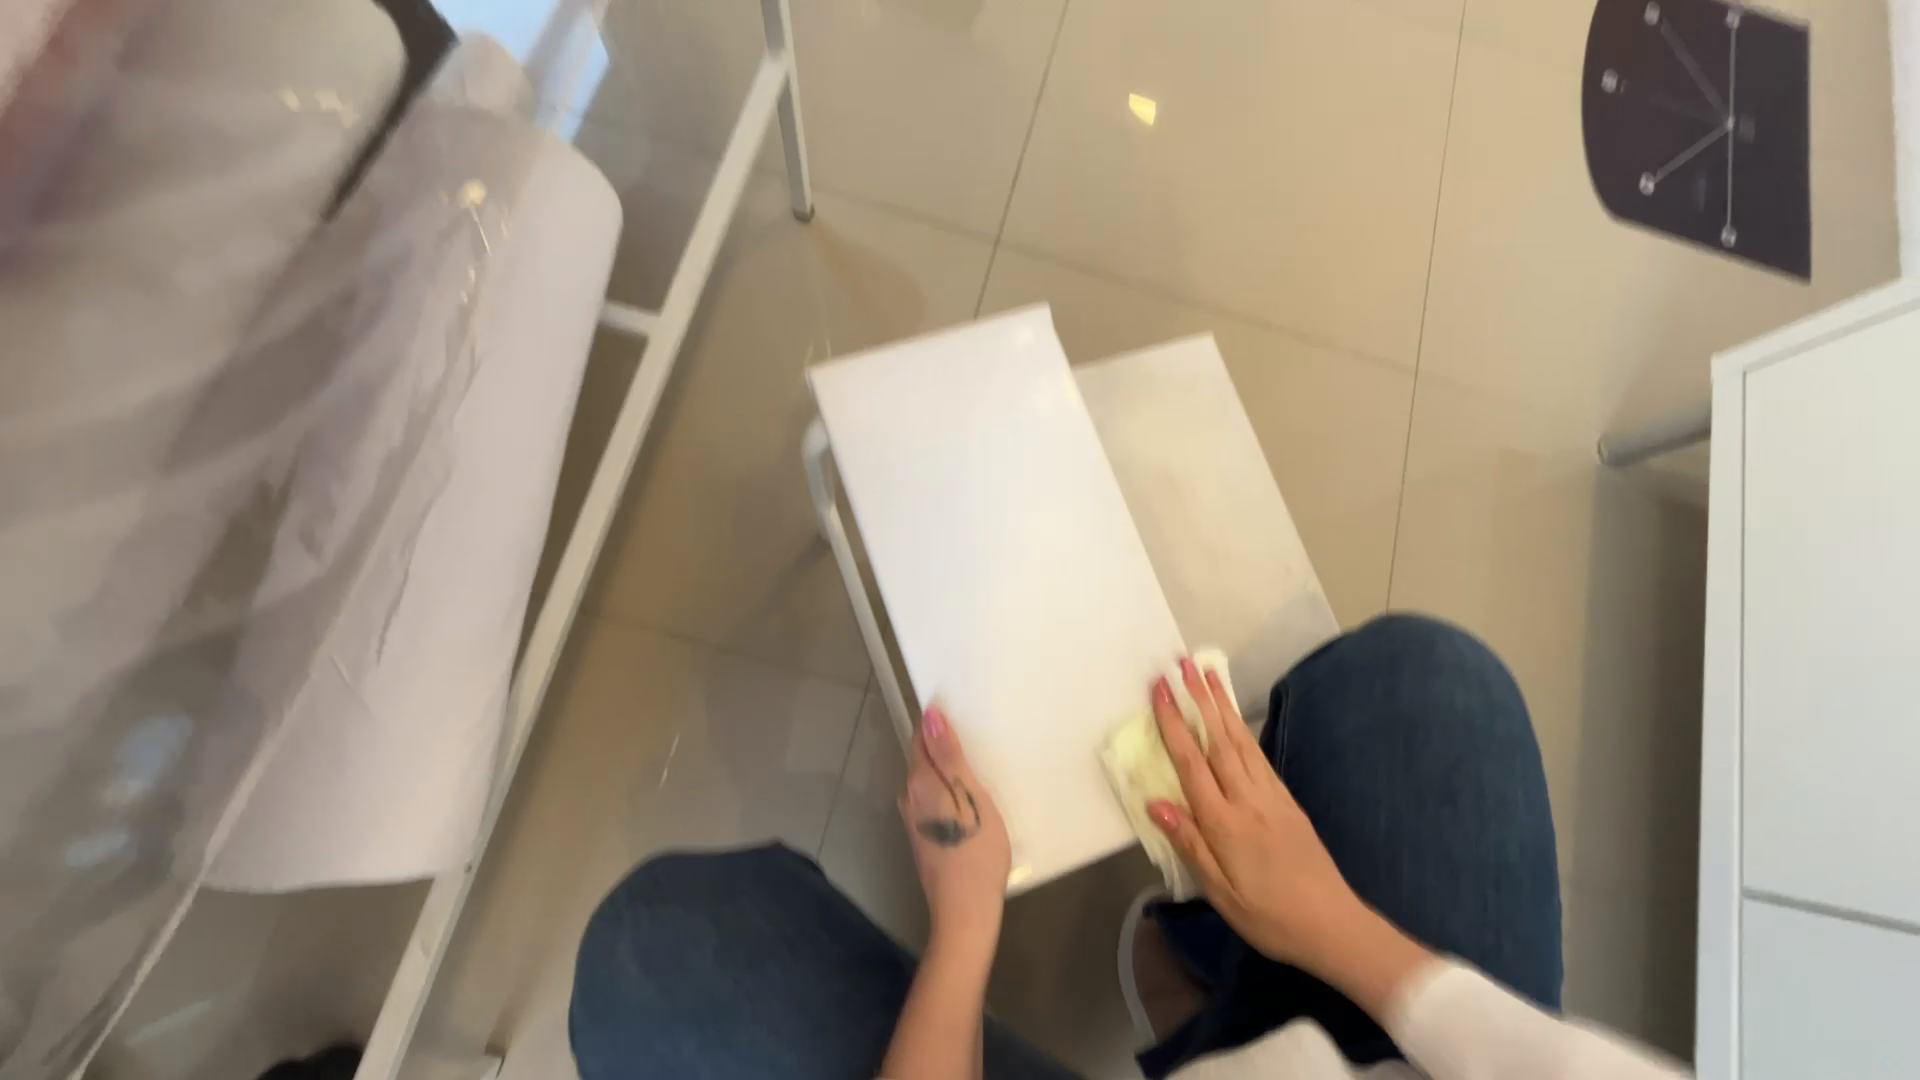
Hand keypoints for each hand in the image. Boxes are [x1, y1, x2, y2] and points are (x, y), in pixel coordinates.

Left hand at [900, 704, 1010, 951]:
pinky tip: (967, 800)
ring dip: (946, 770)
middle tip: (974, 736)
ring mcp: (913, 819)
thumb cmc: (976, 850)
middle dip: (942, 745)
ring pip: (928, 781)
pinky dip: (946, 792)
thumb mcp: (971, 796)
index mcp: (920, 781)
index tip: (957, 710)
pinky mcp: (922, 837)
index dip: (936, 722)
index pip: (922, 737)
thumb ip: (949, 755)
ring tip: (976, 766)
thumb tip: (930, 714)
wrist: (965, 910)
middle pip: (923, 758)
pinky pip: (932, 800)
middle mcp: (909, 796)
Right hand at [1145, 659, 1398, 983]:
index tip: (1161, 688)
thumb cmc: (1270, 916)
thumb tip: (1155, 803)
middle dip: (1200, 698)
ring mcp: (1271, 796)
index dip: (1173, 723)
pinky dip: (1241, 729)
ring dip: (1221, 704)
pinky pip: (1258, 755)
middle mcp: (1248, 799)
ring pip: (1240, 741)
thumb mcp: (1221, 893)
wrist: (1335, 927)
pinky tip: (1233, 718)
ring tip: (1208, 674)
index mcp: (1225, 822)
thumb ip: (1190, 844)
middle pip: (1218, 740)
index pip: (1192, 762)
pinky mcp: (1286, 800)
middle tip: (1184, 663)